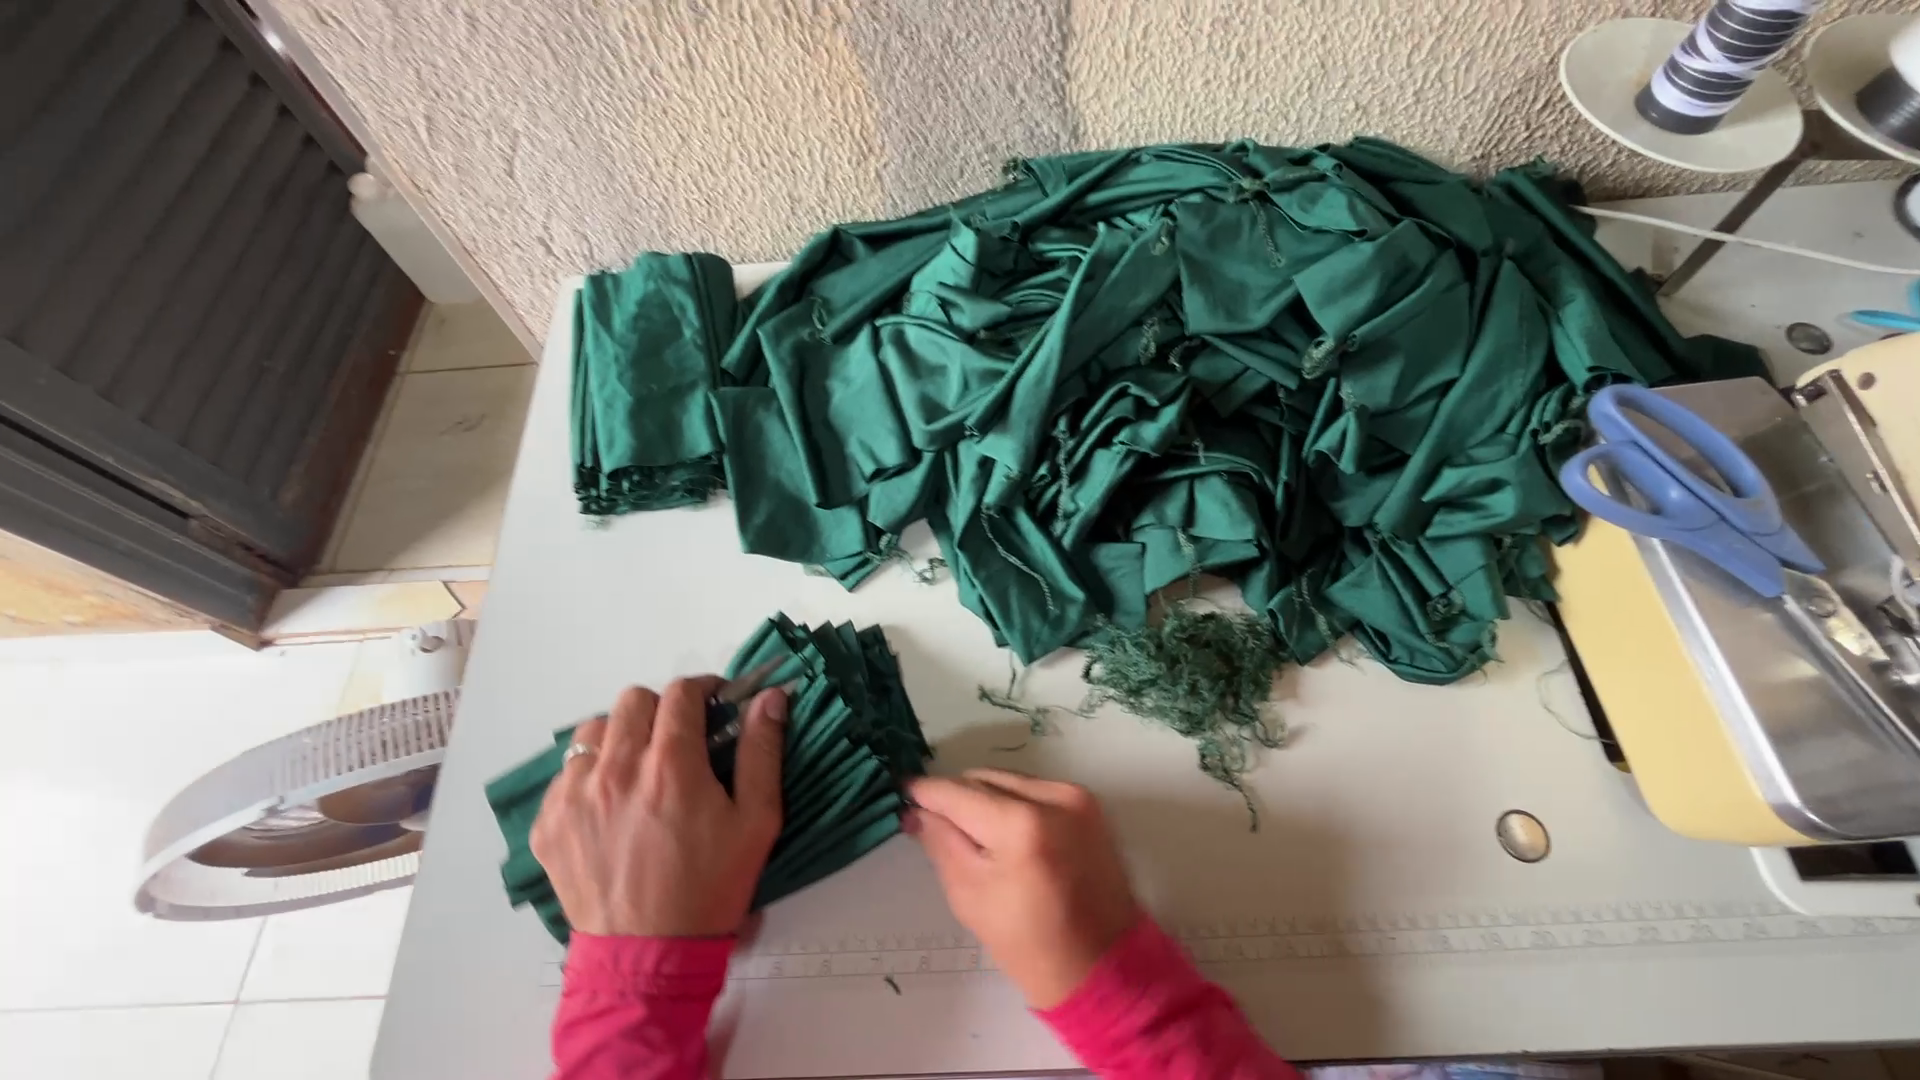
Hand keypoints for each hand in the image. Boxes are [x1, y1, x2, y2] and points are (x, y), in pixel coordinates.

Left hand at [529, 677, 785, 937]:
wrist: (649, 955)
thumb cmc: (712, 884)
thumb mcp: (756, 819)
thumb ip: (762, 750)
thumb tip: (770, 697)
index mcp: (670, 765)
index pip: (680, 692)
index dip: (703, 688)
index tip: (715, 703)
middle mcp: (615, 769)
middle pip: (633, 700)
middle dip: (662, 708)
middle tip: (680, 737)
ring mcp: (574, 796)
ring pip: (594, 731)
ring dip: (622, 736)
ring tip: (641, 767)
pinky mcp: (549, 823)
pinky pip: (566, 774)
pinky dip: (591, 774)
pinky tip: (610, 804)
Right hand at [904, 768, 1138, 1008]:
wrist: (1101, 965)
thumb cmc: (1028, 942)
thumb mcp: (969, 895)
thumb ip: (940, 841)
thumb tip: (915, 809)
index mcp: (1021, 824)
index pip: (958, 792)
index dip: (925, 791)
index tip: (903, 792)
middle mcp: (1052, 796)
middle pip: (983, 778)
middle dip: (956, 797)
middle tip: (934, 822)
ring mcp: (1075, 796)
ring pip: (1008, 779)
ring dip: (984, 797)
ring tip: (972, 832)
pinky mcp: (1087, 802)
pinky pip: (1033, 788)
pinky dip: (1013, 802)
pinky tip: (1005, 833)